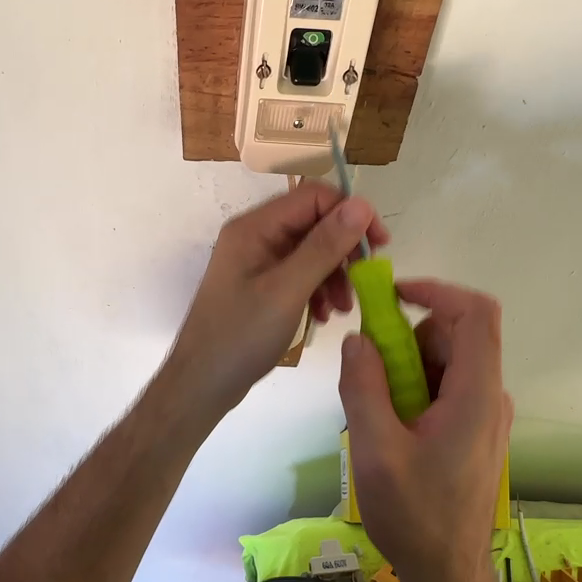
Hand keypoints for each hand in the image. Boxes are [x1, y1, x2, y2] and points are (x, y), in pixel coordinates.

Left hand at [165, 180, 386, 414]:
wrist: (202, 384)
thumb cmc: (240, 337)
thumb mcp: (287, 291)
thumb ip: (324, 246)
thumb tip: (362, 204)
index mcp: (254, 228)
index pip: (313, 197)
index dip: (350, 214)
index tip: (379, 245)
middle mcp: (254, 238)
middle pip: (313, 224)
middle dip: (343, 250)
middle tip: (364, 281)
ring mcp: (256, 264)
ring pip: (310, 252)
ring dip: (334, 275)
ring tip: (343, 308)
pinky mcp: (261, 288)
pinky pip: (299, 276)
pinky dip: (318, 291)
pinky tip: (324, 316)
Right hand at [339, 280, 512, 581]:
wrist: (446, 575)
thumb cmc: (414, 515)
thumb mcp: (376, 449)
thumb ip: (364, 388)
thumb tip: (357, 340)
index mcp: (475, 395)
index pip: (475, 314)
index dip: (436, 291)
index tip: (389, 296)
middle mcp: (489, 399)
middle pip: (454, 338)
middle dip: (406, 341)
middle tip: (366, 372)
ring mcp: (484, 419)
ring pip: (446, 366)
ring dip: (405, 372)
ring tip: (374, 415)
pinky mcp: (474, 437)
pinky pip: (445, 393)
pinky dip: (414, 394)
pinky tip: (389, 432)